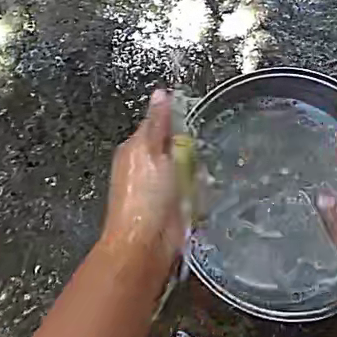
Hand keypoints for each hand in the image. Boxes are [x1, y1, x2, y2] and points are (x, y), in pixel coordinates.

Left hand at [100, 89, 185, 272]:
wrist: (145, 244)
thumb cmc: (144, 197)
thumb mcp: (152, 150)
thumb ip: (158, 123)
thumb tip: (160, 93)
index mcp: (135, 148)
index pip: (159, 123)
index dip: (177, 122)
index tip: (195, 122)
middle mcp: (146, 166)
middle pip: (178, 147)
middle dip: (191, 151)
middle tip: (197, 156)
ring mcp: (160, 187)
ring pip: (189, 169)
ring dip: (198, 174)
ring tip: (200, 179)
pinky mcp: (174, 206)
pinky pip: (194, 190)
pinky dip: (200, 192)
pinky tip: (201, 196)